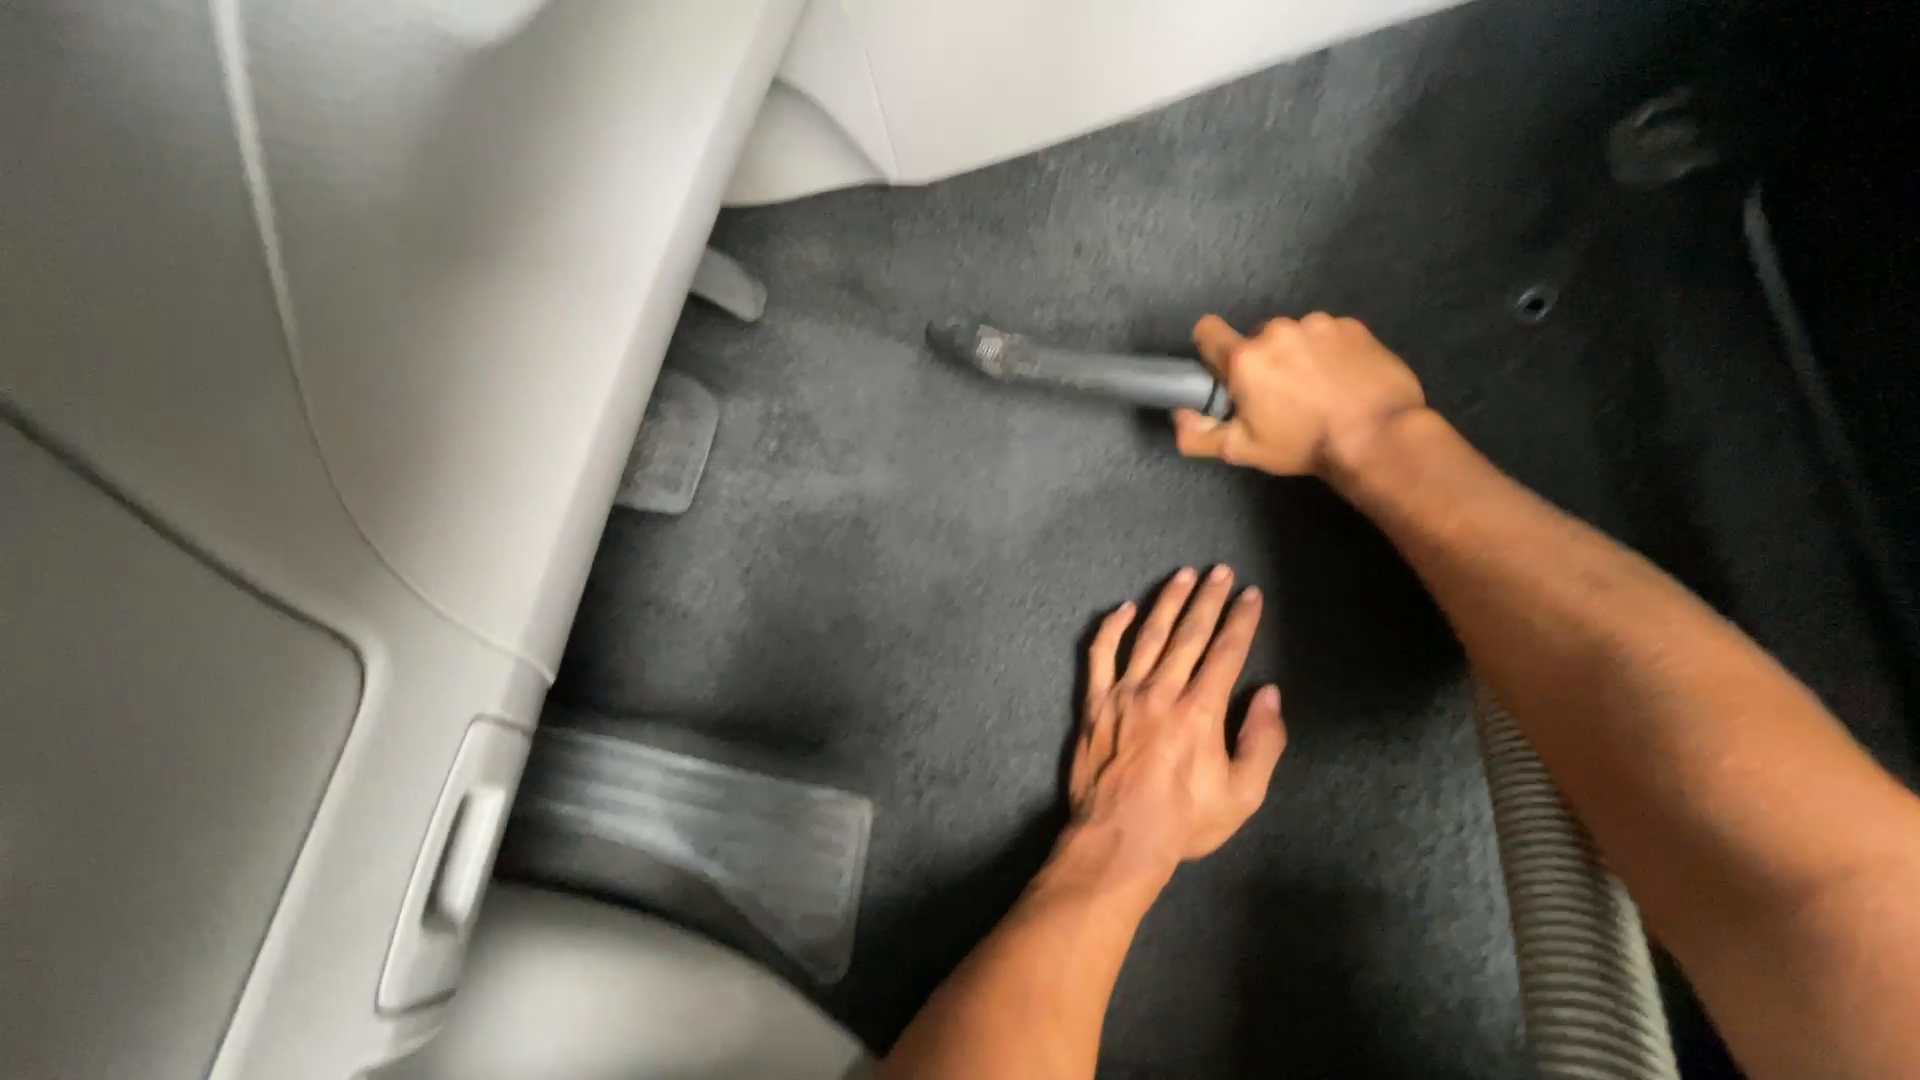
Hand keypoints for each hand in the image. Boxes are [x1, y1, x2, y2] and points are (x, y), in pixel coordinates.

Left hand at [1067, 565, 1286, 874]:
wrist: (1119, 837)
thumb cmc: (1184, 820)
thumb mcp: (1243, 794)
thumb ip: (1262, 742)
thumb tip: (1269, 694)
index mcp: (1200, 710)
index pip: (1226, 652)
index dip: (1241, 620)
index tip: (1250, 595)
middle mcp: (1162, 691)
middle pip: (1189, 634)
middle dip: (1208, 599)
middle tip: (1220, 571)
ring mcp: (1124, 693)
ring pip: (1147, 635)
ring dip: (1167, 602)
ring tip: (1182, 576)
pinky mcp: (1094, 703)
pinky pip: (1100, 656)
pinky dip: (1110, 629)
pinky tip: (1123, 608)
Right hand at [1173, 313, 1426, 476]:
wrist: (1378, 437)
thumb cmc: (1303, 444)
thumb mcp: (1242, 450)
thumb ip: (1198, 434)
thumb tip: (1179, 415)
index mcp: (1245, 358)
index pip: (1207, 331)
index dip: (1210, 350)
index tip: (1224, 373)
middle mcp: (1277, 331)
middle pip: (1255, 339)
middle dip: (1261, 362)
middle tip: (1279, 397)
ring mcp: (1318, 325)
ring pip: (1293, 337)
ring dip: (1296, 356)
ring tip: (1316, 390)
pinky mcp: (1352, 327)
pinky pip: (1327, 335)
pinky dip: (1328, 353)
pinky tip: (1342, 381)